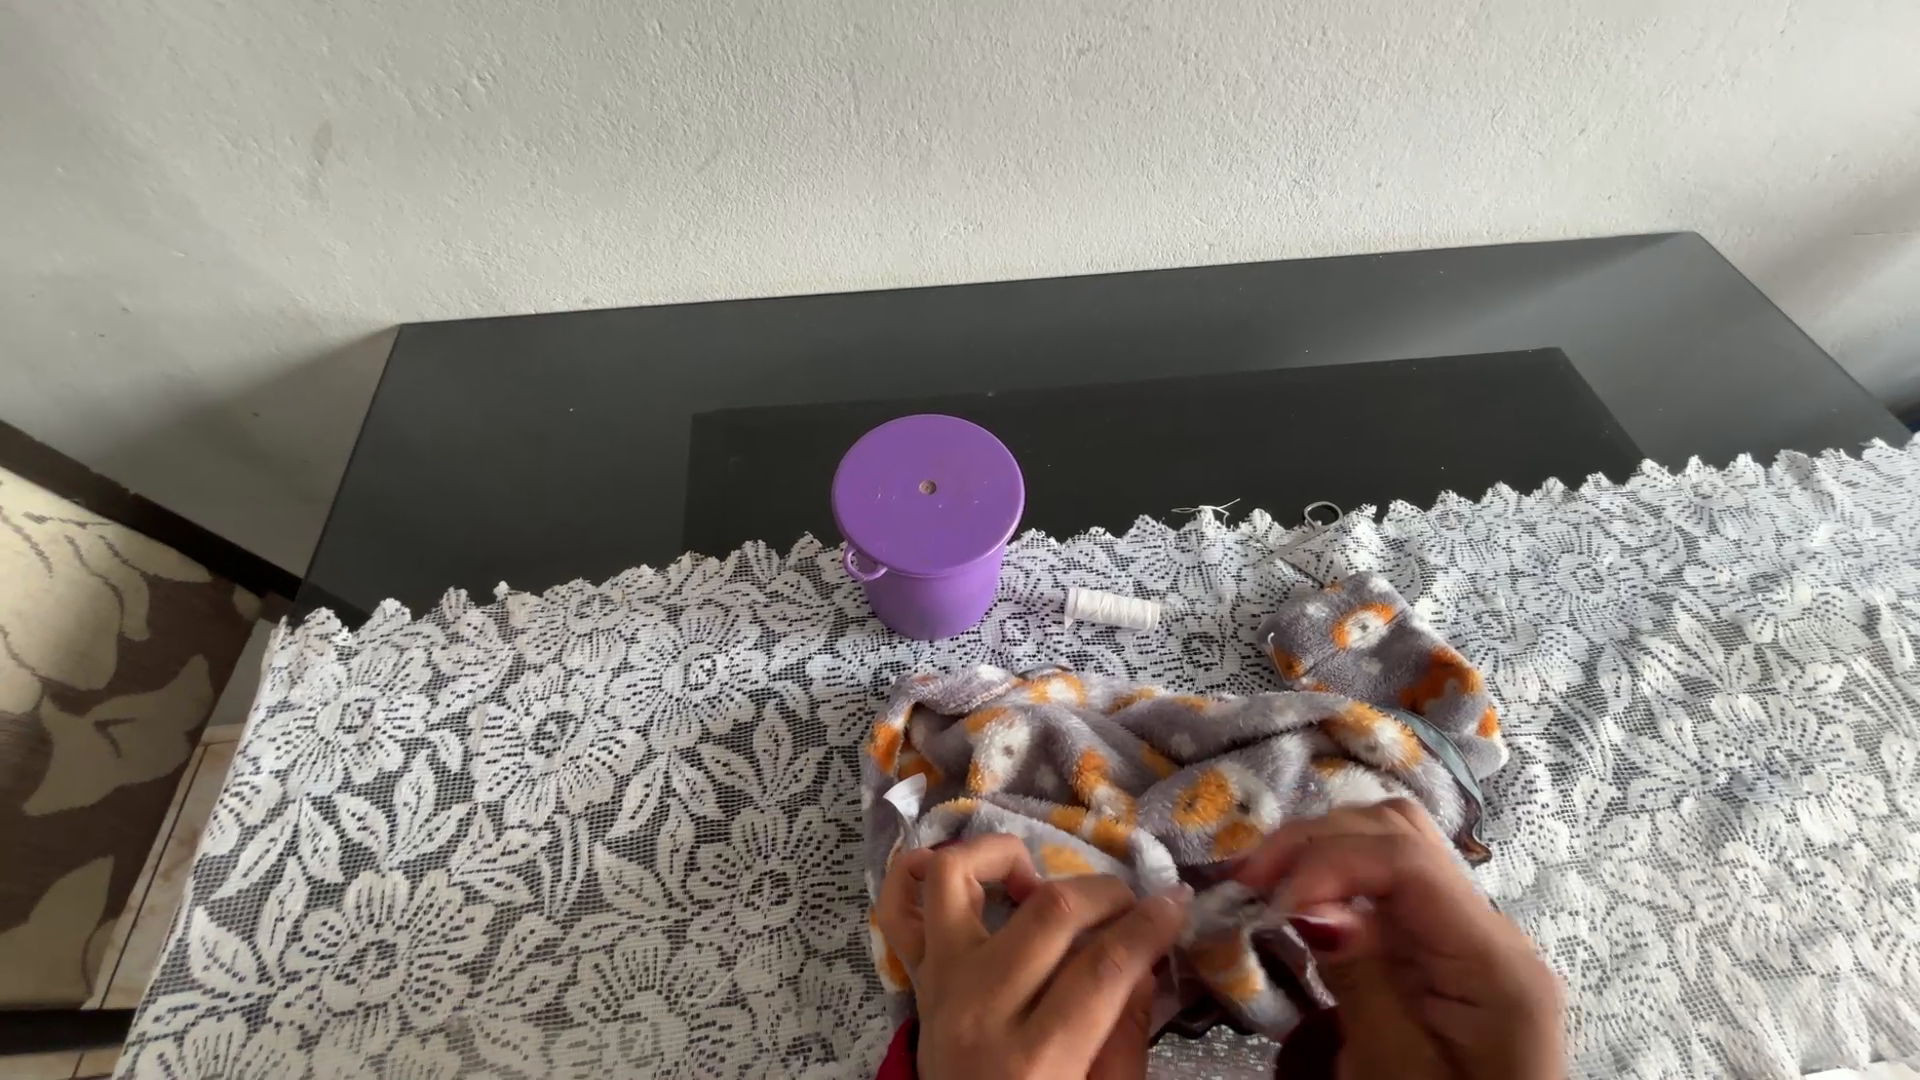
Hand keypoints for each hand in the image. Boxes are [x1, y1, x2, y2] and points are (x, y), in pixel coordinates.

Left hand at [875, 834, 1191, 1079]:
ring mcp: (939, 982)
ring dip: (1005, 858)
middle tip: (1127, 902)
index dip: (1148, 926)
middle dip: (1102, 892)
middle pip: (1048, 912)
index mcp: (1034, 1060)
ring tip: (1038, 884)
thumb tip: (1142, 954)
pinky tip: (975, 878)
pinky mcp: (916, 973)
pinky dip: (927, 867)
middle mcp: (978, 1008)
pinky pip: (900, 900)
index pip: (1102, 968)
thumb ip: (1125, 1030)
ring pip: (956, 876)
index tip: (1176, 900)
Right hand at [1235, 800, 1563, 1079]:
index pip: (1406, 859)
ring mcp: (1460, 926)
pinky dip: (1328, 867)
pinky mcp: (1433, 938)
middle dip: (1312, 841)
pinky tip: (1294, 892)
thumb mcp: (1396, 1072)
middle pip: (1395, 830)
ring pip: (1386, 836)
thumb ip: (1361, 981)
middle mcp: (1486, 925)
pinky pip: (1379, 874)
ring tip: (1264, 880)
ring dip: (1317, 845)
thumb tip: (1309, 905)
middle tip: (1248, 881)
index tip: (1268, 897)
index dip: (1327, 860)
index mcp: (1495, 960)